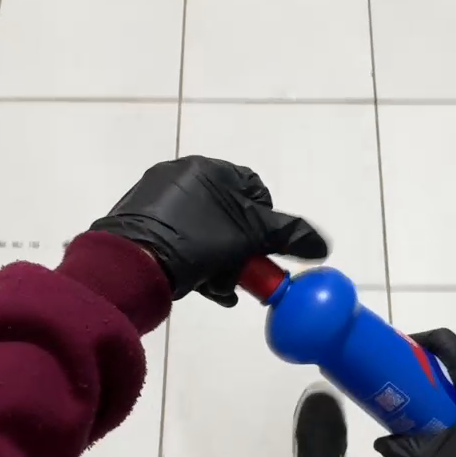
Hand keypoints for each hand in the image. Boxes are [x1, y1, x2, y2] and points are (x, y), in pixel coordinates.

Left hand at [92, 157, 327, 306]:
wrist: (132, 263)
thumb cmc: (197, 240)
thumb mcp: (251, 236)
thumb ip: (290, 236)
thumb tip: (323, 245)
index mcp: (209, 168)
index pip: (254, 190)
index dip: (265, 225)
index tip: (261, 252)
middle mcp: (182, 175)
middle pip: (230, 215)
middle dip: (241, 249)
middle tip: (241, 276)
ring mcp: (157, 198)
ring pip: (205, 231)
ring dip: (220, 261)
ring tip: (220, 288)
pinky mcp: (139, 221)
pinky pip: (179, 238)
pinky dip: (194, 260)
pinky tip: (198, 285)